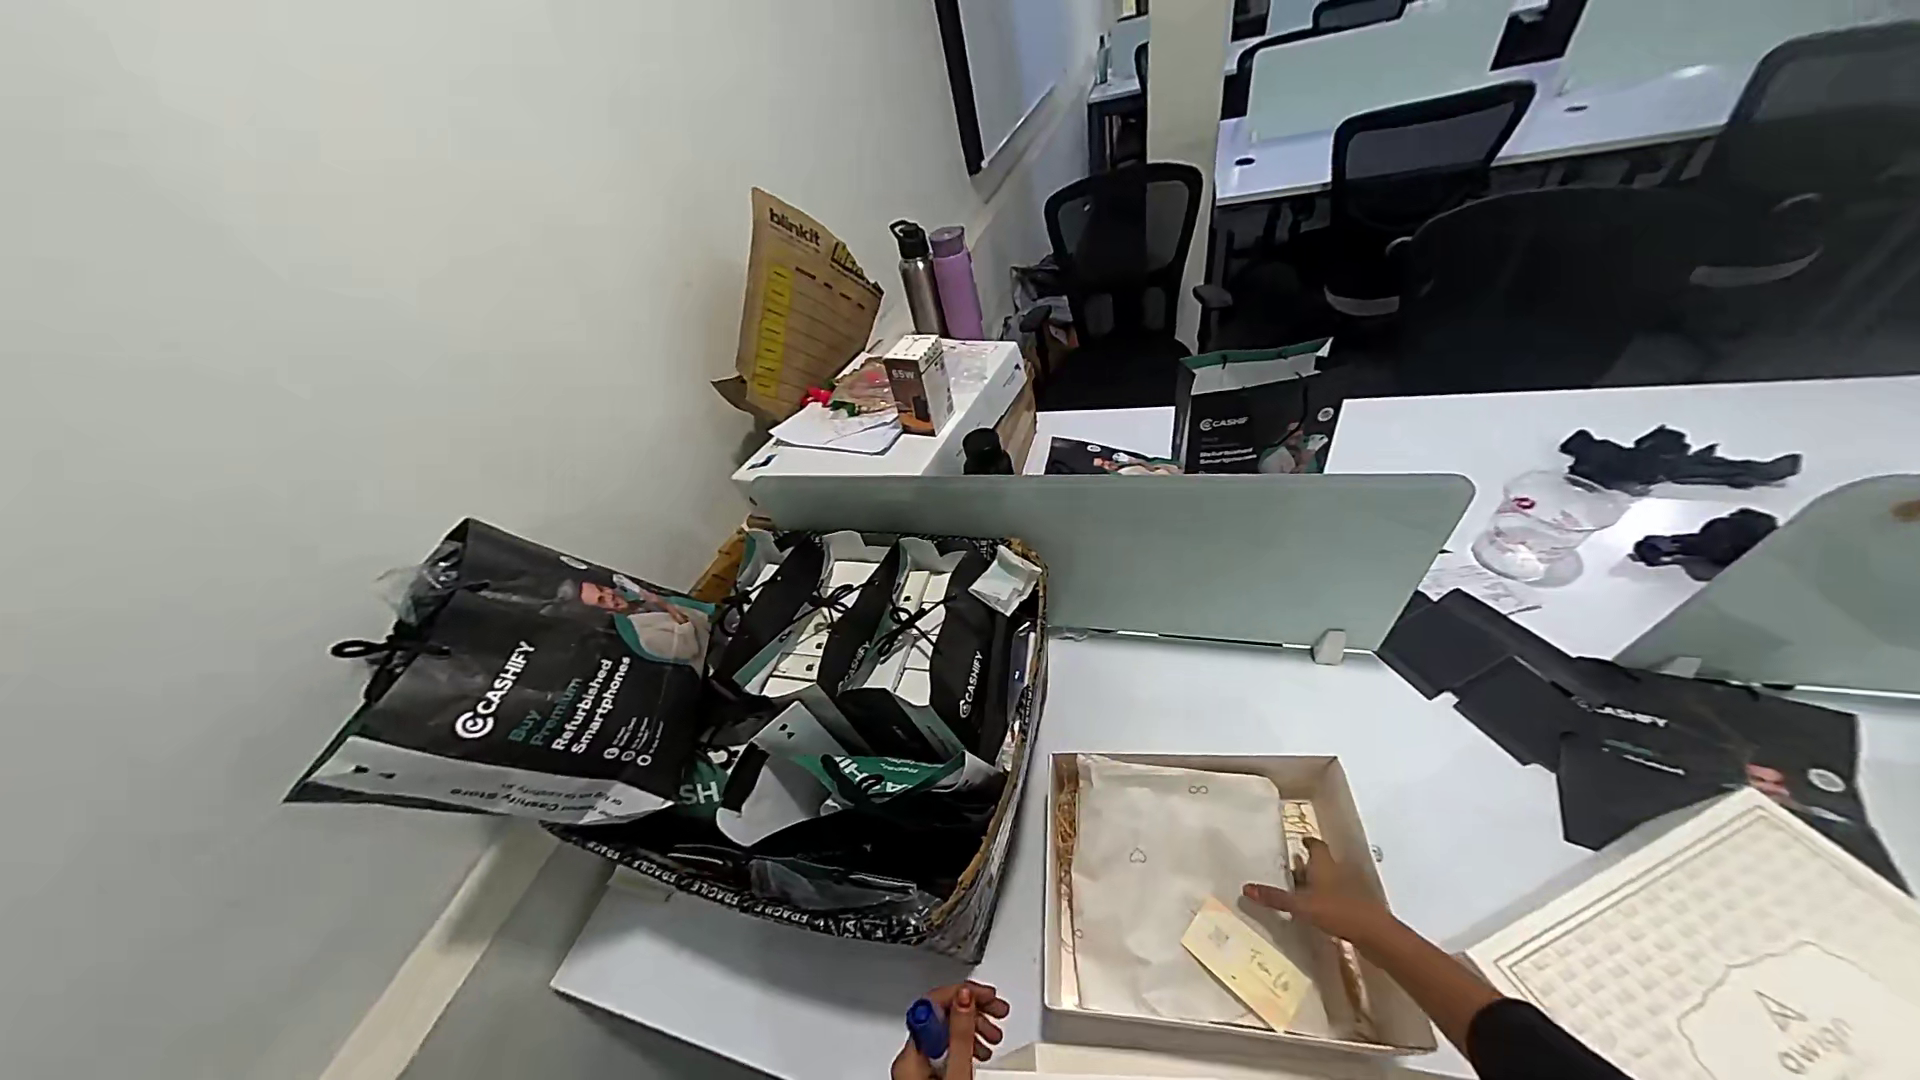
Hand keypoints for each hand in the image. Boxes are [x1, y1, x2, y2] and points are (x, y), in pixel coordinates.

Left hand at [890, 981, 1008, 1079]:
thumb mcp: (958, 1073)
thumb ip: (961, 1034)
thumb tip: (965, 994)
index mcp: (910, 1054)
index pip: (934, 1003)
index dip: (962, 992)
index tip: (986, 994)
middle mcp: (908, 1059)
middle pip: (940, 1015)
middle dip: (973, 1008)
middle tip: (998, 1010)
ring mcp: (915, 1069)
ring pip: (944, 1031)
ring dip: (972, 1026)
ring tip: (994, 1034)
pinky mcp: (925, 1077)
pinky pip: (944, 1048)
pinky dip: (964, 1044)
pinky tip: (979, 1049)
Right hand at [1244, 837, 1392, 944]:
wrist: (1377, 936)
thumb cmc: (1338, 911)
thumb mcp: (1302, 905)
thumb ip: (1275, 898)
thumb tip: (1245, 888)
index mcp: (1324, 864)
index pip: (1316, 845)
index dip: (1307, 842)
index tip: (1298, 842)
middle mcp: (1338, 871)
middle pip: (1322, 862)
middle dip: (1309, 864)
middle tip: (1292, 868)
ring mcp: (1351, 889)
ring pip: (1331, 880)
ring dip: (1319, 883)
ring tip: (1301, 890)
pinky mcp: (1358, 907)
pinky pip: (1338, 897)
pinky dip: (1328, 900)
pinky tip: (1319, 912)